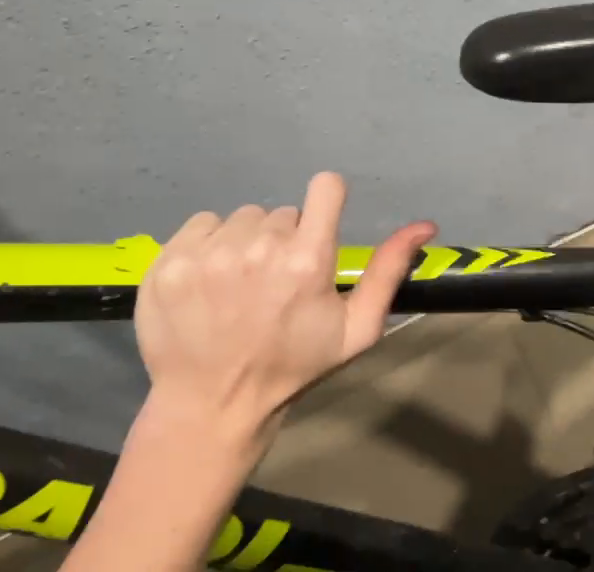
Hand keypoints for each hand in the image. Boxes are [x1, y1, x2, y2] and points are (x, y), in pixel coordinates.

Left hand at [134, 173, 435, 443]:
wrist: (212, 406)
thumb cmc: (293, 366)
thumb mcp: (356, 329)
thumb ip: (389, 271)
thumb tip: (426, 224)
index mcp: (307, 260)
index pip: (325, 187)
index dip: (325, 205)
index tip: (316, 231)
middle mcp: (256, 248)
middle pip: (281, 213)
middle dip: (284, 240)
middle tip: (275, 284)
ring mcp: (207, 255)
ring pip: (241, 219)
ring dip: (245, 243)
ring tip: (240, 287)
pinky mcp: (168, 264)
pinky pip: (200, 225)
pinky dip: (207, 247)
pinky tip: (209, 284)